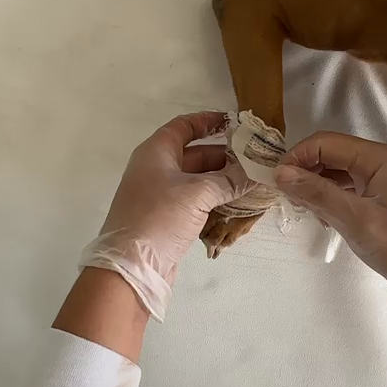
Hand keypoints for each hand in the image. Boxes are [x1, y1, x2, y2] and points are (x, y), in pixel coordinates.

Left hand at [80, 111, 254, 319]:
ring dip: (222, 180)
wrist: (132, 265)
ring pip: (196, 179)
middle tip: (254, 159)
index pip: (184, 126)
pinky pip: (195, 200)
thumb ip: (229, 181)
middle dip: (224, 156)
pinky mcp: (166, 217)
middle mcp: (156, 169)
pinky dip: (214, 199)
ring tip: (252, 181)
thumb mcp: (197, 193)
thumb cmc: (159, 217)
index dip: (208, 121)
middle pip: (194, 154)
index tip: (235, 123)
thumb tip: (255, 173)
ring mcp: (160, 194)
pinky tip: (237, 203)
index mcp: (156, 152)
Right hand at [273, 132, 386, 331]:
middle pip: (334, 154)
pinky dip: (334, 196)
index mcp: (383, 158)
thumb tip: (281, 173)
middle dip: (306, 171)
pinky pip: (353, 186)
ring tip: (303, 208)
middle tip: (287, 197)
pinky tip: (324, 215)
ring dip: (319, 185)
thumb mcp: (358, 222)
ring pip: (342, 171)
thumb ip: (319, 194)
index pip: (328, 143)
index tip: (277, 181)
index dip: (298, 157)